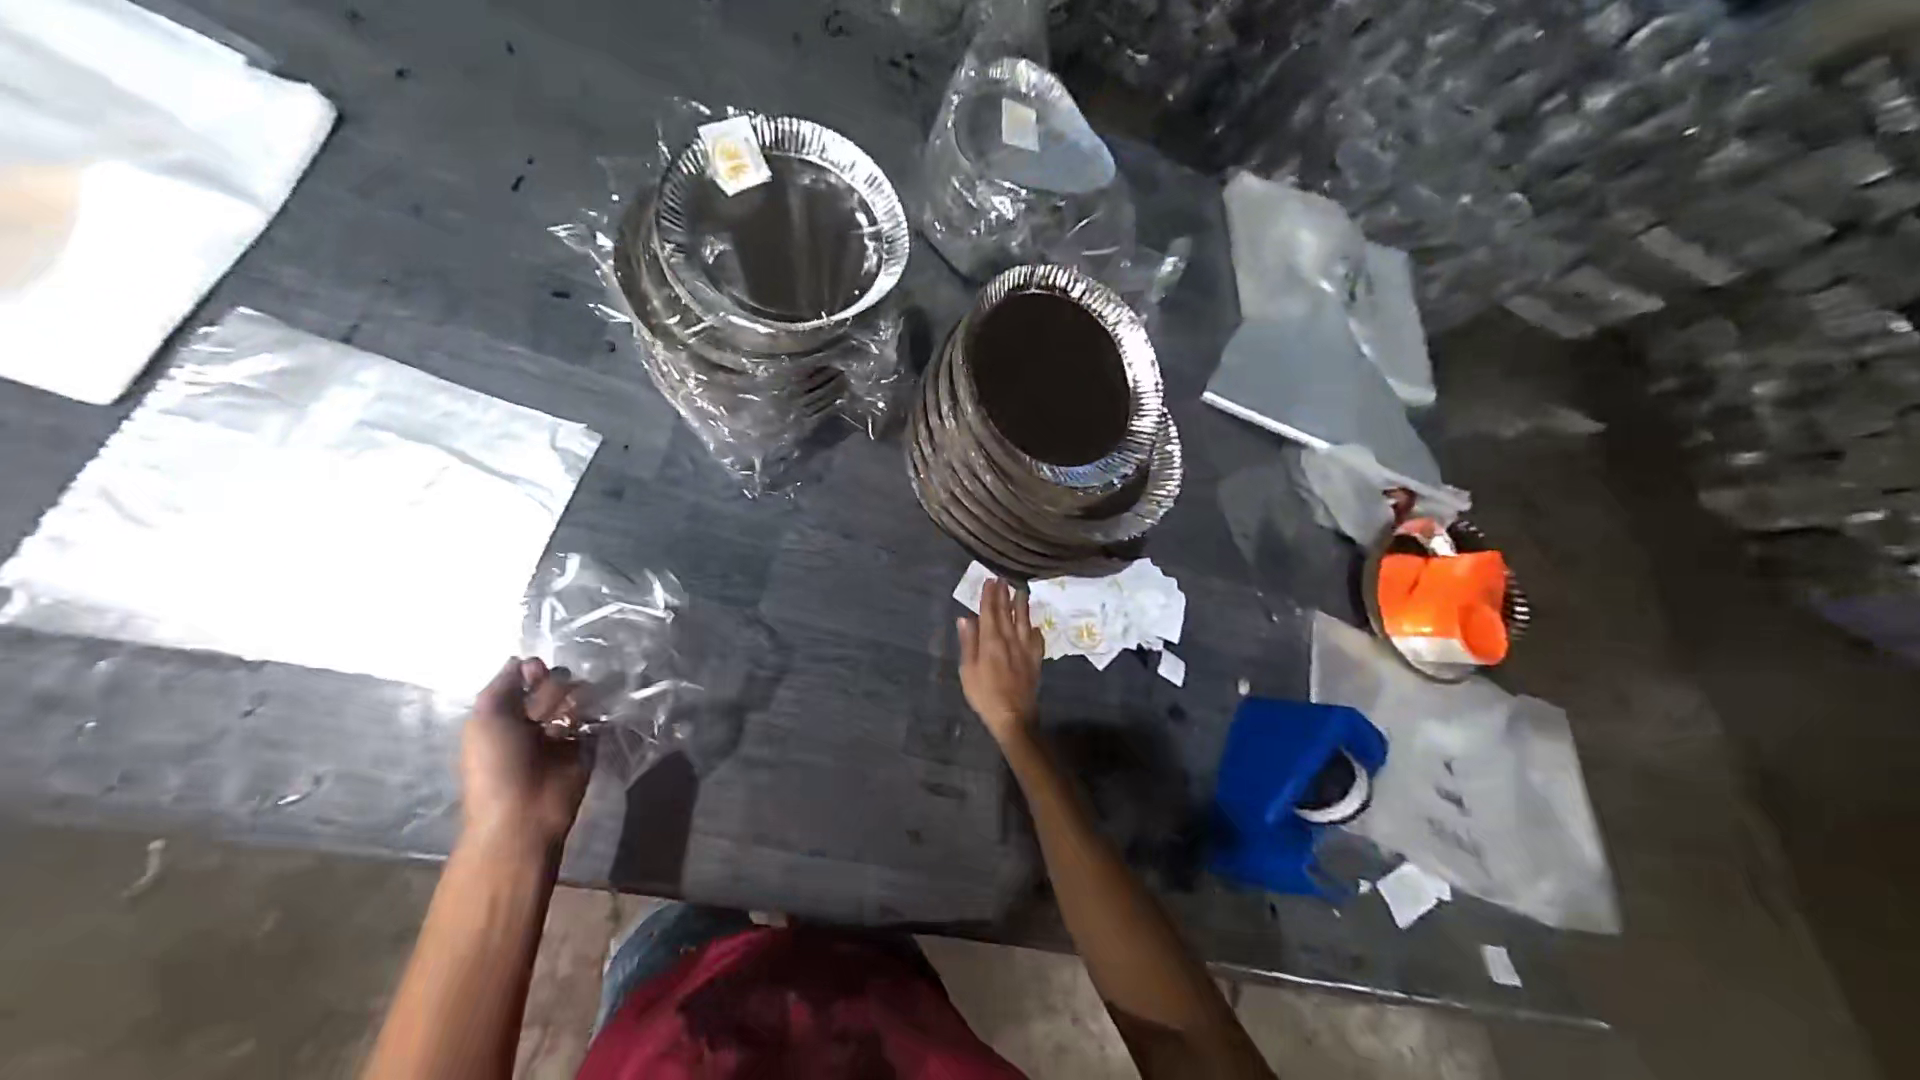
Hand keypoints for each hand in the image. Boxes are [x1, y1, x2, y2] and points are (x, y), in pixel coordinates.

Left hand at [460, 657, 591, 854]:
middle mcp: (535, 718)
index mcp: (506, 712)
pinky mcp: (590, 743)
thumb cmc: (495, 765)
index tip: (535, 672)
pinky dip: (594, 714)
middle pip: (556, 682)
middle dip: (552, 689)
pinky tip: (585, 723)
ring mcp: (564, 731)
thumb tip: (522, 659)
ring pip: (579, 696)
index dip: (534, 670)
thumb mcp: (484, 718)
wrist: (523, 812)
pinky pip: (598, 716)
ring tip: (563, 723)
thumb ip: (502, 684)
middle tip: (543, 712)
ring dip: (572, 703)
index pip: (528, 676)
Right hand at [957, 578, 1043, 744]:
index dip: (989, 596)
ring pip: (1024, 622)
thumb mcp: (968, 670)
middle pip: (1006, 613)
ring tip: (1021, 591)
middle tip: (1002, 579)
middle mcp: (1010, 640)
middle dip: (1003, 595)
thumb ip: (968, 643)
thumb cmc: (984, 695)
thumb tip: (965, 618)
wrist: (1013, 716)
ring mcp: (1025, 650)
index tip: (989, 581)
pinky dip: (1035, 630)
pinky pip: (1037, 640)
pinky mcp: (1035, 661)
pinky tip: (1034, 626)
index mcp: (991, 642)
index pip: (989, 613)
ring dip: (1022, 606)